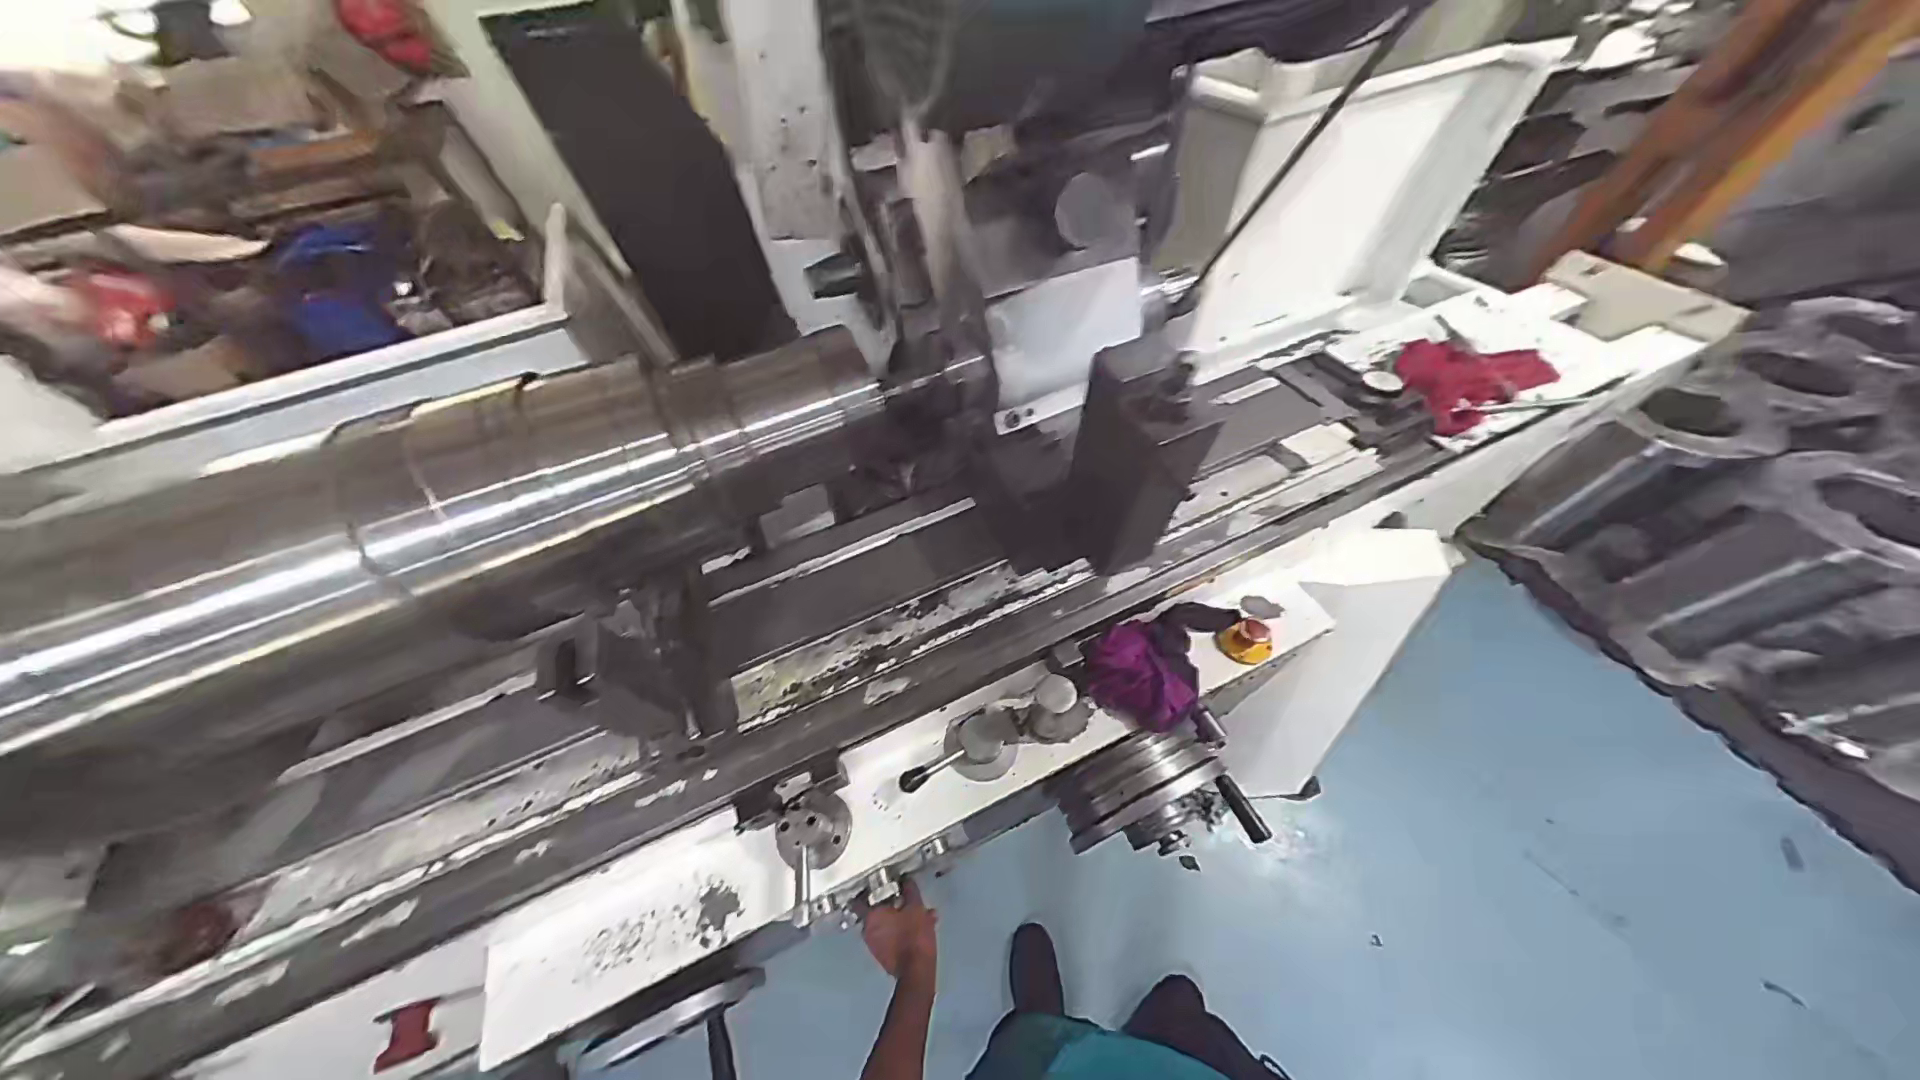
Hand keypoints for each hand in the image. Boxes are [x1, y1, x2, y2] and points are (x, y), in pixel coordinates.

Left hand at [862, 878, 936, 982]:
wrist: (917, 971)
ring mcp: (874, 946)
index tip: (881, 885)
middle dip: (894, 905)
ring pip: (886, 925)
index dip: (870, 890)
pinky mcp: (884, 957)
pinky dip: (901, 931)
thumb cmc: (914, 935)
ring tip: (920, 915)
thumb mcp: (916, 907)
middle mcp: (867, 931)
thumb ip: (910, 890)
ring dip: (900, 918)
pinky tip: (920, 928)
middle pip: (877, 912)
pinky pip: (890, 937)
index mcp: (871, 916)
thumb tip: (906, 881)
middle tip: (908, 900)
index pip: (861, 899)